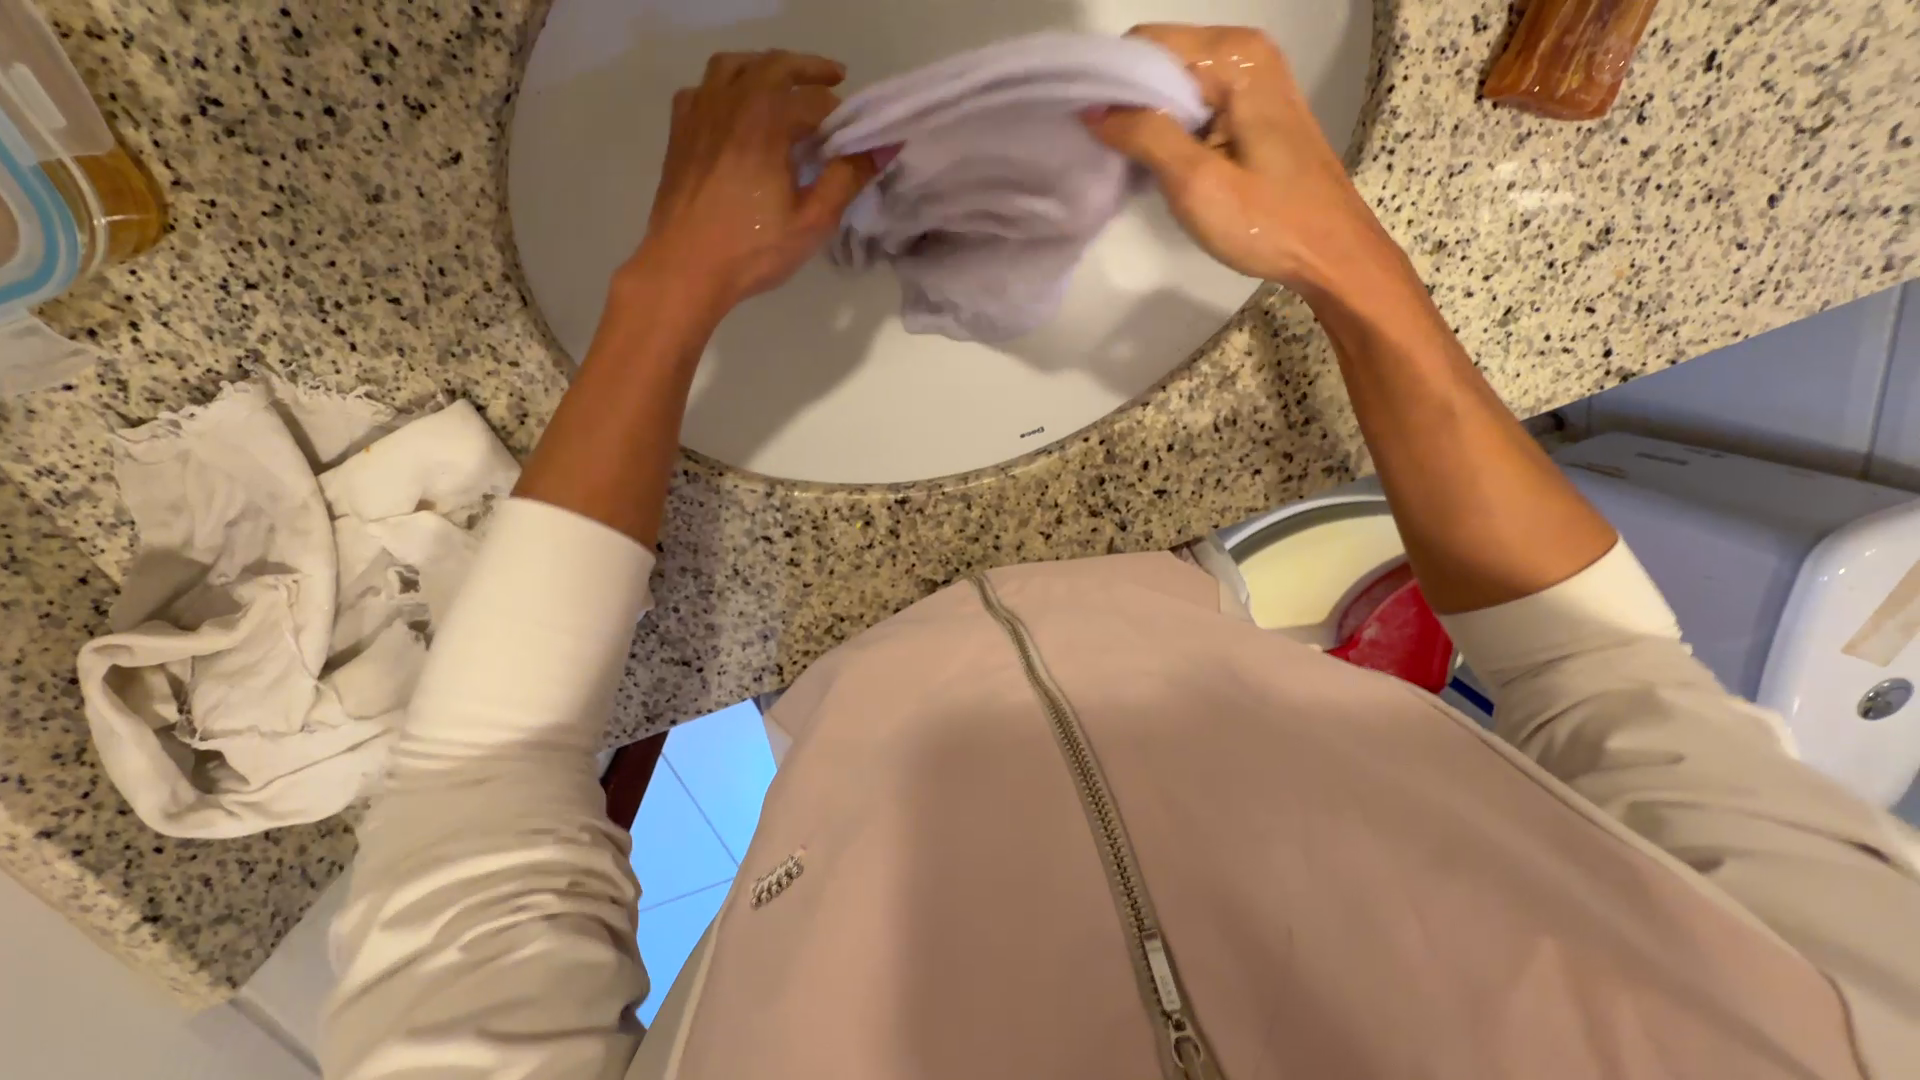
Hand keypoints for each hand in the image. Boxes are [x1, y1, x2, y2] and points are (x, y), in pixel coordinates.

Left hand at [628, 50, 877, 307]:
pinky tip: (737, 109)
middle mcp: (732, 102)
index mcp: (767, 120)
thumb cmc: (752, 249)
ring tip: (785, 83)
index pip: (816, 101)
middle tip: (835, 79)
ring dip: (765, 66)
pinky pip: (703, 88)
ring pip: (735, 66)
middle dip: (809, 70)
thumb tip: (882, 147)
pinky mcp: (680, 131)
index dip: (842, 114)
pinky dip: (726, 87)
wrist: (685, 267)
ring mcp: (700, 112)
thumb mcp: (812, 221)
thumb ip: (847, 178)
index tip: (856, 131)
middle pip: (776, 66)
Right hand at [1085, 25, 1388, 292]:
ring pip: (1175, 84)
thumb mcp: (1196, 182)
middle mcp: (1246, 53)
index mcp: (1236, 58)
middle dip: (1127, 101)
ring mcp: (1253, 80)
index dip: (1111, 82)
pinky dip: (1170, 129)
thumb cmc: (1267, 222)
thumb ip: (1144, 136)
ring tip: (1130, 162)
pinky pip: (1194, 104)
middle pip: (1161, 59)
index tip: (1085, 127)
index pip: (1147, 44)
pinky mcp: (1253, 109)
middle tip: (1107, 152)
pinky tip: (1160, 164)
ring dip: (1146, 119)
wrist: (1332, 252)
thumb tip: (1093, 109)